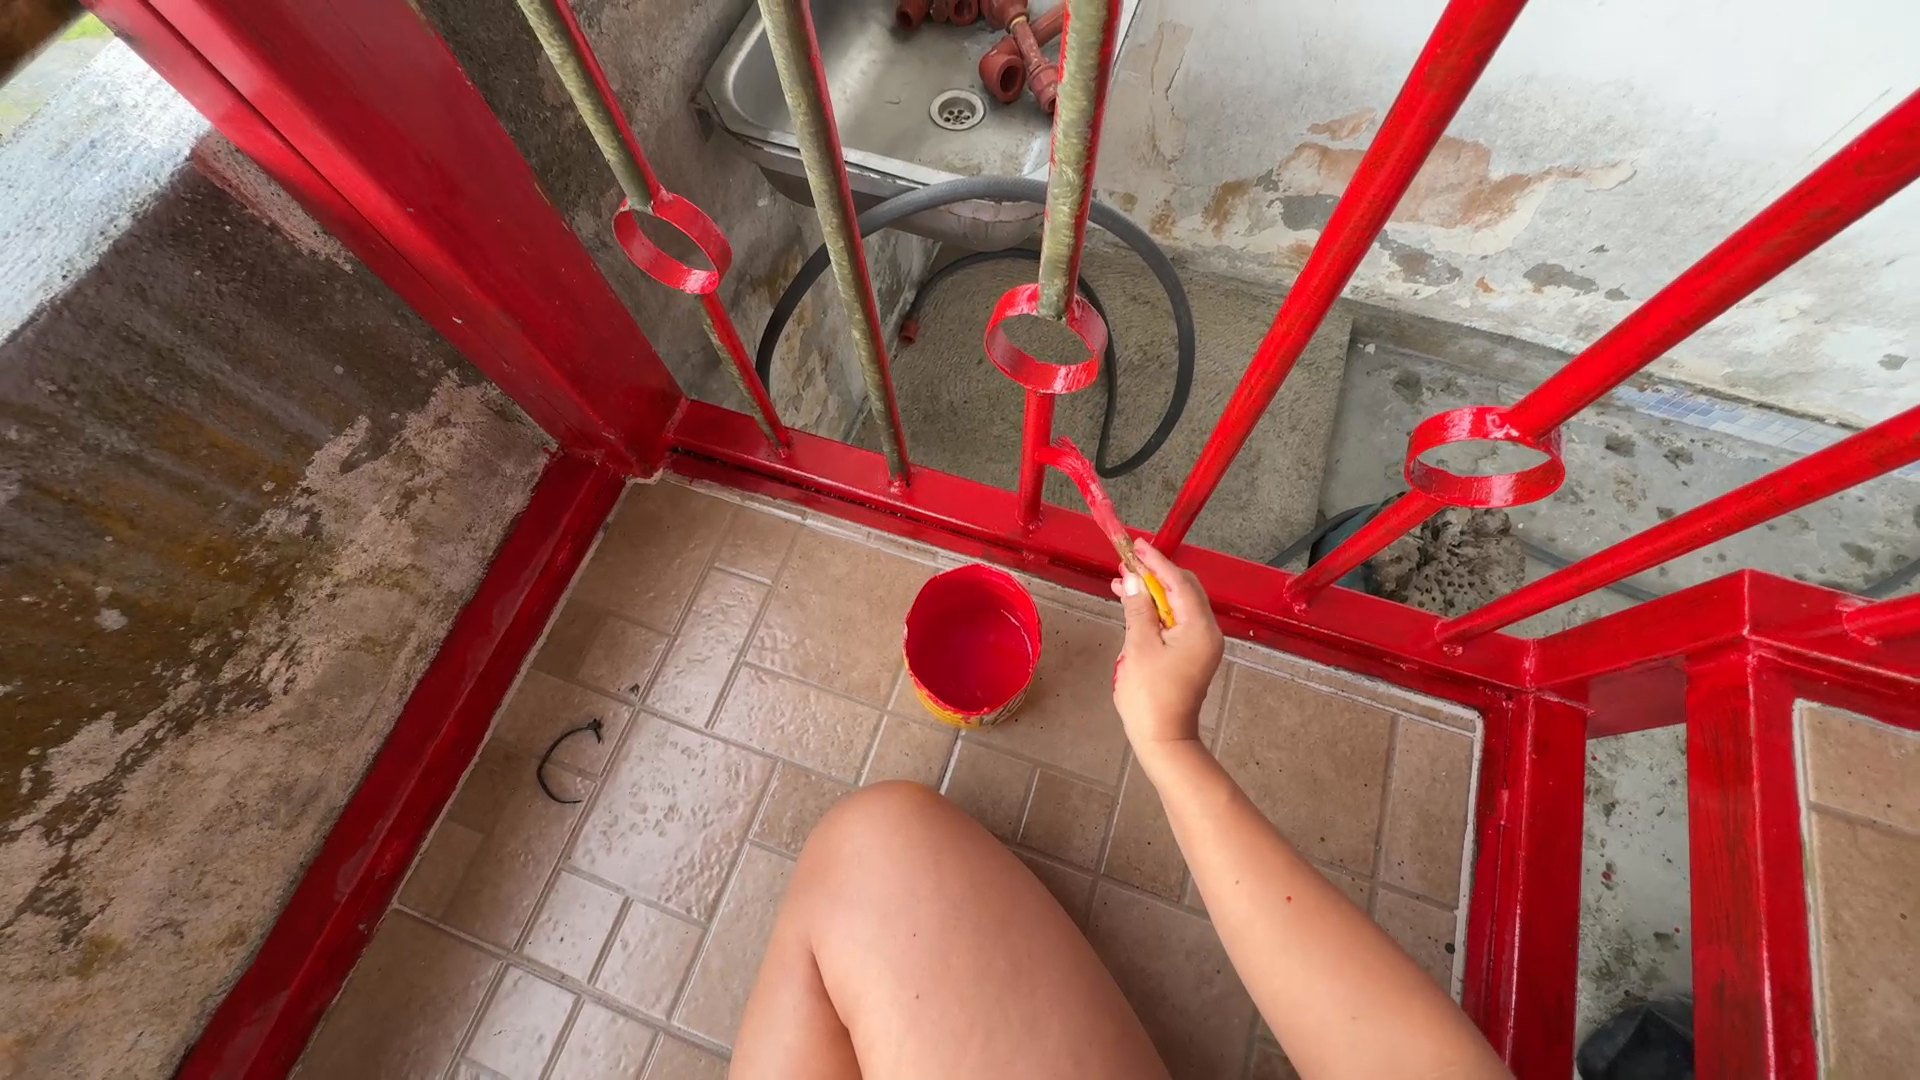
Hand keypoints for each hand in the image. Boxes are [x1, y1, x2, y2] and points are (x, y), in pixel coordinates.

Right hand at [1110, 538, 1223, 759]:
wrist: (1163, 738)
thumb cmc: (1150, 695)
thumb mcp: (1138, 647)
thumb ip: (1137, 609)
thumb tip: (1134, 580)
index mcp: (1199, 628)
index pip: (1178, 582)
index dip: (1156, 562)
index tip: (1137, 545)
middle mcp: (1207, 632)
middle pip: (1183, 590)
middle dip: (1155, 574)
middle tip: (1127, 562)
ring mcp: (1201, 644)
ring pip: (1177, 605)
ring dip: (1152, 592)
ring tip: (1123, 582)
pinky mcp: (1191, 654)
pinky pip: (1175, 622)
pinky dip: (1155, 611)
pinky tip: (1133, 606)